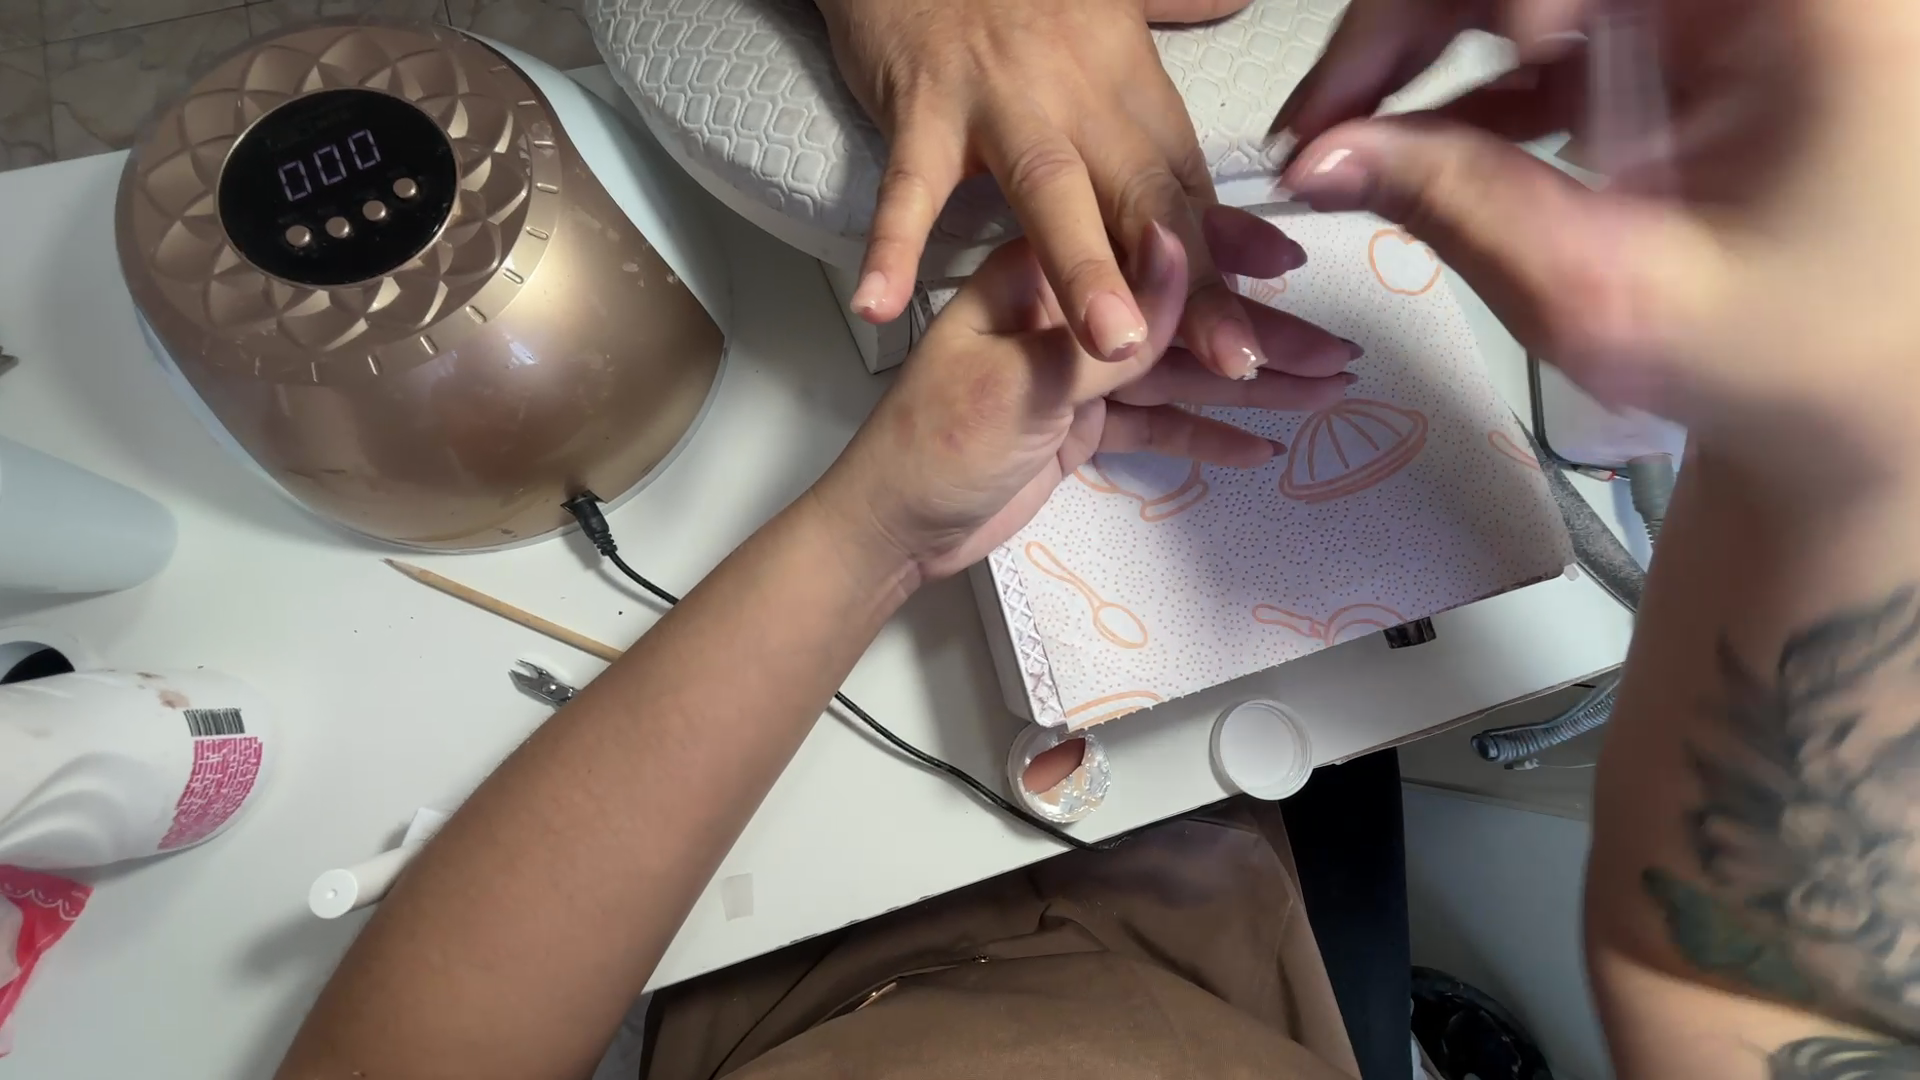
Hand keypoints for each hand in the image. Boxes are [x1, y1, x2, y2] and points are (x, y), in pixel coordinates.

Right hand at [814, 0, 1291, 380]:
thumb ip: (1178, 11)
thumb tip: (1237, 7)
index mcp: (1127, 82)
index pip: (1186, 186)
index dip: (1227, 258)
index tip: (1262, 320)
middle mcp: (1078, 93)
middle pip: (1144, 200)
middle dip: (1190, 287)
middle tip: (1232, 360)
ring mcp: (998, 103)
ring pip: (1050, 191)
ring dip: (1084, 270)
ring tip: (1112, 347)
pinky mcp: (921, 111)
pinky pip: (909, 186)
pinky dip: (894, 243)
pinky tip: (880, 304)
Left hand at [814, 209, 1355, 581]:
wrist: (896, 527)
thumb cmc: (938, 445)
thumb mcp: (1024, 382)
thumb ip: (1110, 333)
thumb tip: (1183, 249)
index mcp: (1042, 283)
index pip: (1148, 265)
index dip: (1227, 274)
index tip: (1298, 285)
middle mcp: (1067, 320)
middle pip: (1175, 325)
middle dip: (1257, 343)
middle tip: (1339, 357)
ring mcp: (1077, 378)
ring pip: (1175, 379)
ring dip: (1246, 391)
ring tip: (1324, 395)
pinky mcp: (1081, 429)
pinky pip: (1153, 428)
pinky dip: (1201, 438)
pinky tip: (1257, 446)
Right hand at [1276, 0, 1919, 488]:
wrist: (1864, 373)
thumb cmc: (1768, 350)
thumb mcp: (1598, 293)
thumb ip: (1458, 207)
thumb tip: (1316, 159)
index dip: (1444, 9)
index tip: (1351, 115)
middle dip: (1405, 24)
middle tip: (1316, 129)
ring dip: (1417, 50)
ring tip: (1340, 141)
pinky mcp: (1693, 24)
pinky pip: (1547, 18)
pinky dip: (1460, 79)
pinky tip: (1413, 146)